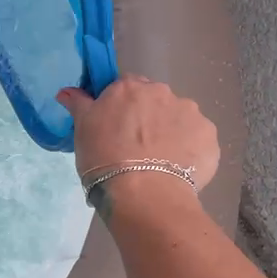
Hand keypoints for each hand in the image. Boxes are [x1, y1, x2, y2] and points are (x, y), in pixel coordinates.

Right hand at [57, 75, 219, 191]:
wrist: (143, 192)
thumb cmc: (104, 157)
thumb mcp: (82, 129)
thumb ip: (78, 104)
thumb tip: (66, 91)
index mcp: (130, 87)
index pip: (124, 85)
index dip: (117, 105)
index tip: (112, 124)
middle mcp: (164, 93)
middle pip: (153, 100)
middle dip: (145, 116)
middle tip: (131, 144)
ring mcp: (192, 114)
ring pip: (177, 118)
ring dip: (167, 131)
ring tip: (154, 160)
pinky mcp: (209, 137)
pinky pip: (195, 139)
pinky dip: (186, 149)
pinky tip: (172, 168)